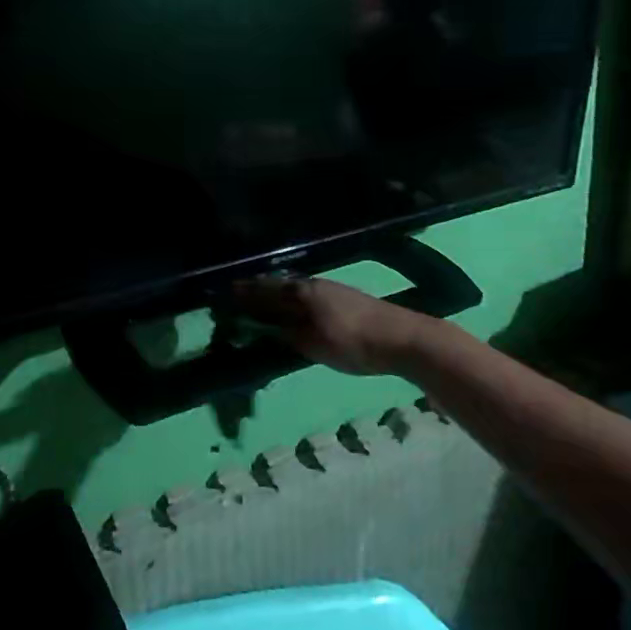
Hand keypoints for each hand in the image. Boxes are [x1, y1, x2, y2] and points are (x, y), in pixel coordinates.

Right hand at [235, 275, 437, 375]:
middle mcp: (311, 284)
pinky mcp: (343, 296)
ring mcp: (329, 288)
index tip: (225, 293)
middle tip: (236, 291)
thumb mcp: (314, 345)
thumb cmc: (354, 343)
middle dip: (256, 289)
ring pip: (292, 287)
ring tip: (259, 294)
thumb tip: (262, 327)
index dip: (245, 294)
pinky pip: (304, 291)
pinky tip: (292, 300)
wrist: (404, 338)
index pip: (264, 292)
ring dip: (273, 290)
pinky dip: (289, 294)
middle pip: (276, 285)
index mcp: (300, 293)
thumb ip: (286, 334)